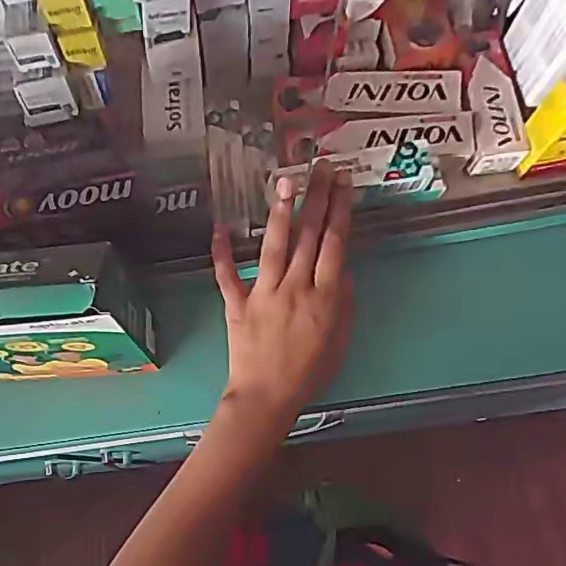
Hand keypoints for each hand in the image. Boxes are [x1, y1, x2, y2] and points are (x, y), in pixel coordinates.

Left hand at [211, 163, 355, 430]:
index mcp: (325, 298)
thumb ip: (344, 304)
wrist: (267, 398)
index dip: (340, 211)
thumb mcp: (340, 342)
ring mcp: (263, 293)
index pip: (335, 244)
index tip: (343, 184)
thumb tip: (343, 270)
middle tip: (321, 167)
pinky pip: (227, 275)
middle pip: (308, 236)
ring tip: (285, 182)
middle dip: (317, 198)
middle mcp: (295, 288)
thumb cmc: (309, 374)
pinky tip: (220, 227)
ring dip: (280, 213)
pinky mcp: (237, 304)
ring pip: (273, 246)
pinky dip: (222, 252)